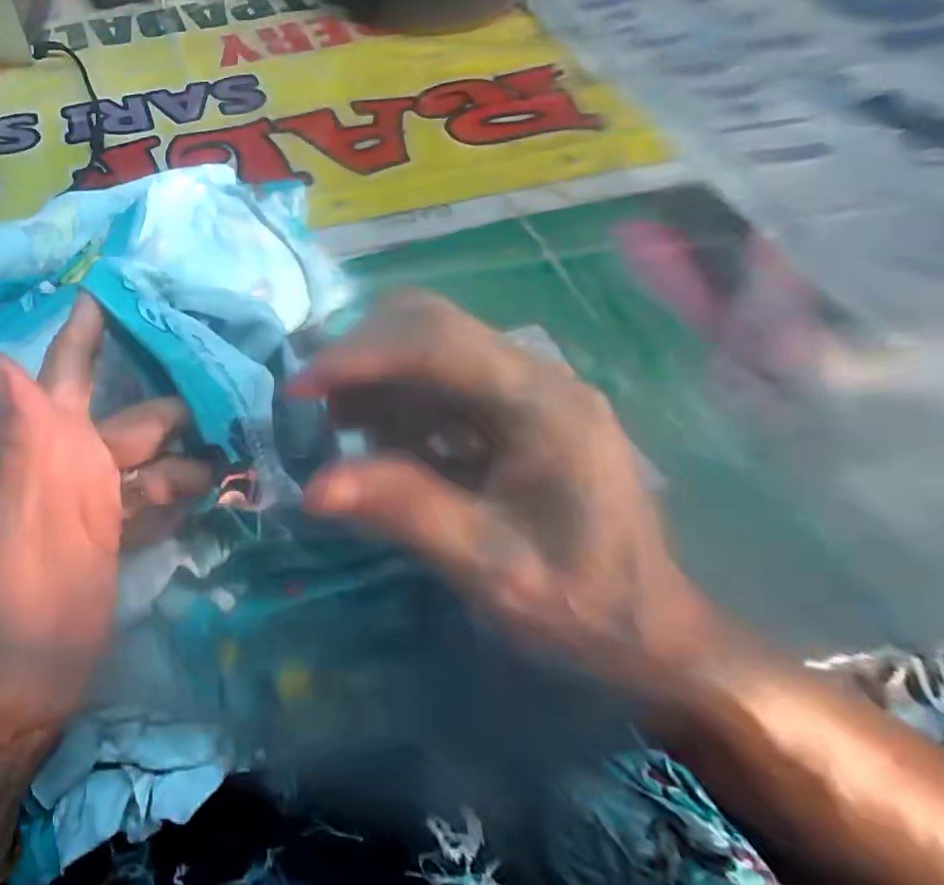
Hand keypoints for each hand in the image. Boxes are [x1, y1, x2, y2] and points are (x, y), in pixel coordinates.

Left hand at [0, 295, 211, 882]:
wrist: (13, 695)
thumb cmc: (8, 609)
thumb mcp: (12, 527)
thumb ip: (16, 443)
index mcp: (45, 446)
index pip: (69, 366)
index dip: (94, 323)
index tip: (137, 277)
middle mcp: (73, 462)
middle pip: (134, 411)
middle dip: (180, 391)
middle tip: (250, 369)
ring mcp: (98, 503)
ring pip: (155, 456)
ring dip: (198, 447)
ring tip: (260, 433)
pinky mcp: (118, 540)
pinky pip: (160, 501)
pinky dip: (189, 492)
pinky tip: (234, 484)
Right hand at [293, 290, 720, 695]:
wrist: (645, 623)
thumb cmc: (577, 598)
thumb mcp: (489, 566)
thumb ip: (405, 512)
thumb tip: (313, 487)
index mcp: (544, 406)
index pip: (437, 343)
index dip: (358, 356)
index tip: (297, 389)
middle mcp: (532, 376)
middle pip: (426, 320)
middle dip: (357, 353)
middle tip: (313, 403)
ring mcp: (518, 383)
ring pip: (419, 337)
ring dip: (368, 372)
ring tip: (341, 427)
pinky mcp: (500, 399)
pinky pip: (425, 369)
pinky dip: (384, 392)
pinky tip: (375, 437)